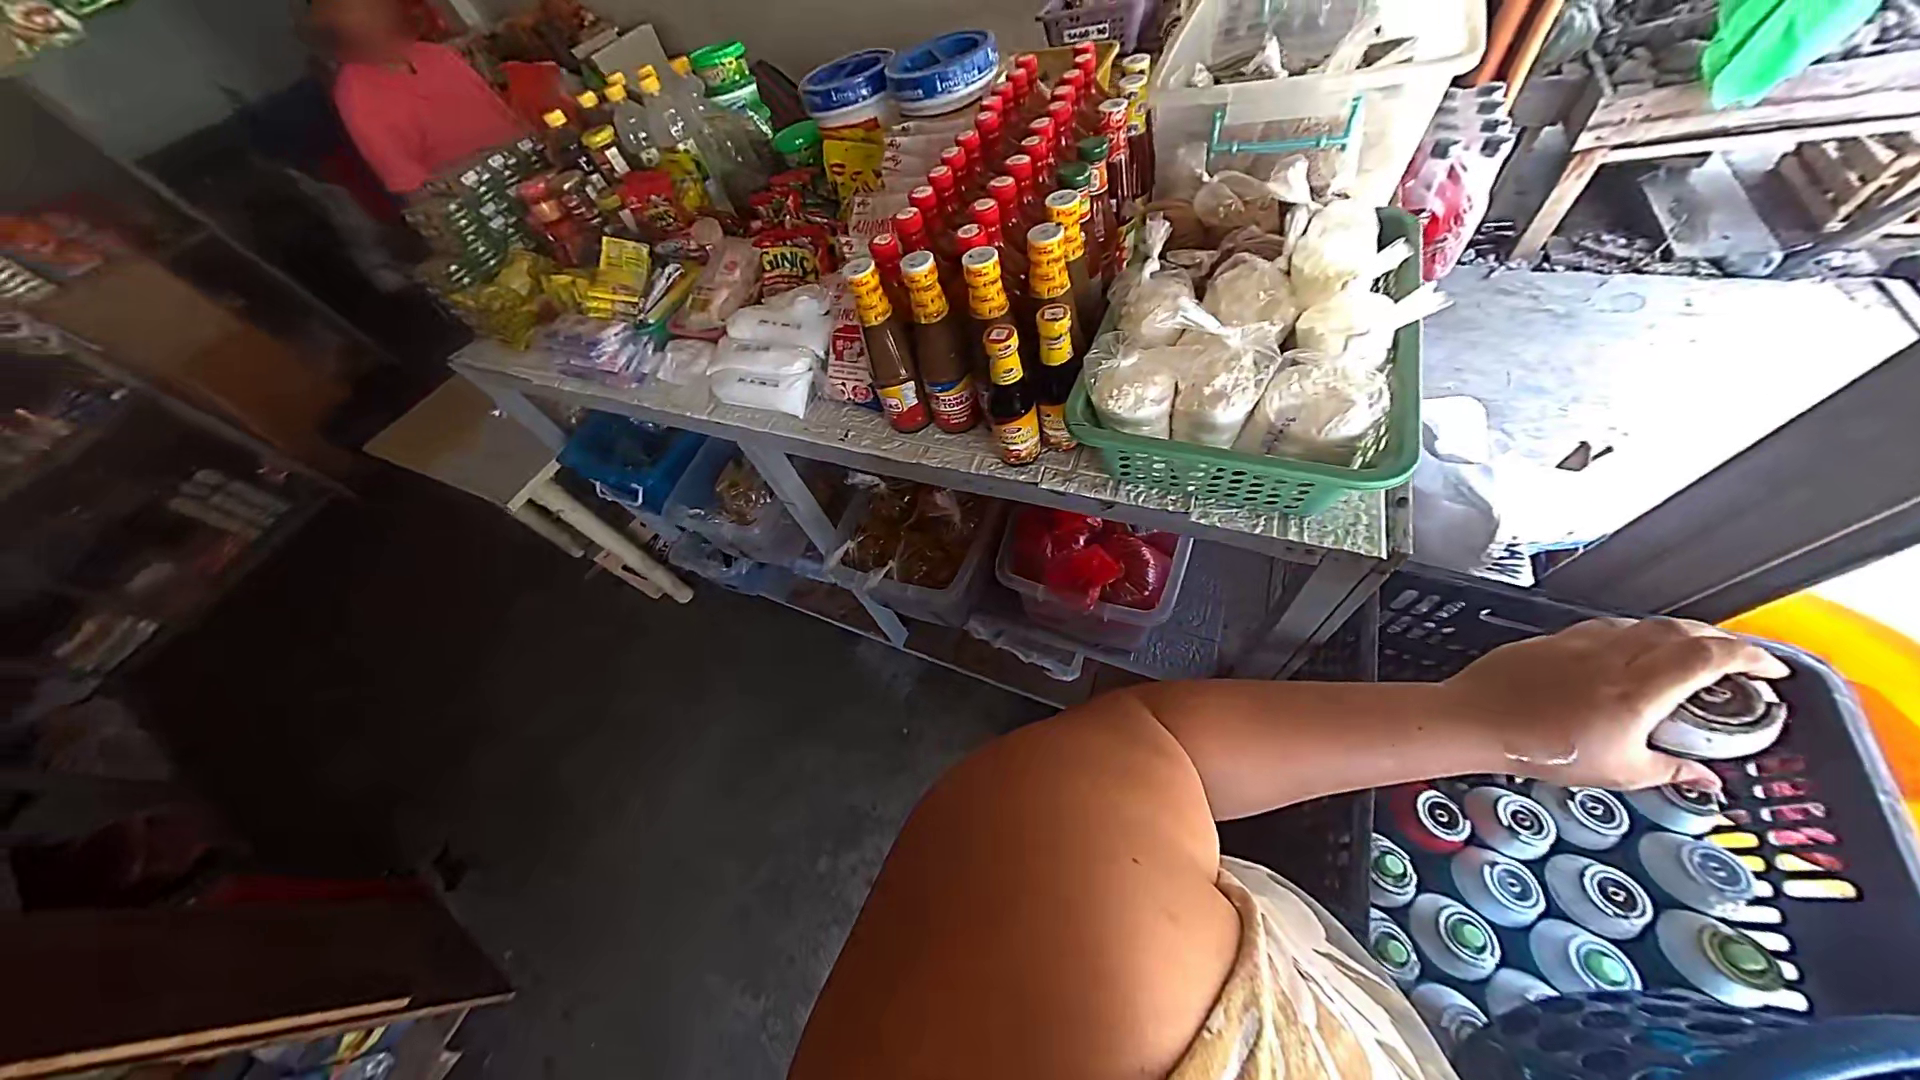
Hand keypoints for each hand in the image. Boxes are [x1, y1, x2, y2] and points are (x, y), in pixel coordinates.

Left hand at [1437, 617, 1790, 791]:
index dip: (1749, 656)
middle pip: (1674, 629)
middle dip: (1714, 638)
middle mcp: (1605, 658)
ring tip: (1676, 653)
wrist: (1472, 721)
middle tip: (1732, 657)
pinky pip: (1589, 629)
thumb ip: (1669, 770)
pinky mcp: (1539, 643)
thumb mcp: (1619, 771)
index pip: (1707, 655)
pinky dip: (1618, 636)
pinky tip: (1615, 654)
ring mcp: (1568, 645)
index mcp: (1636, 688)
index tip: (1769, 669)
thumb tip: (1703, 778)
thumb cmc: (1539, 747)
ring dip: (1664, 633)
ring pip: (1630, 624)